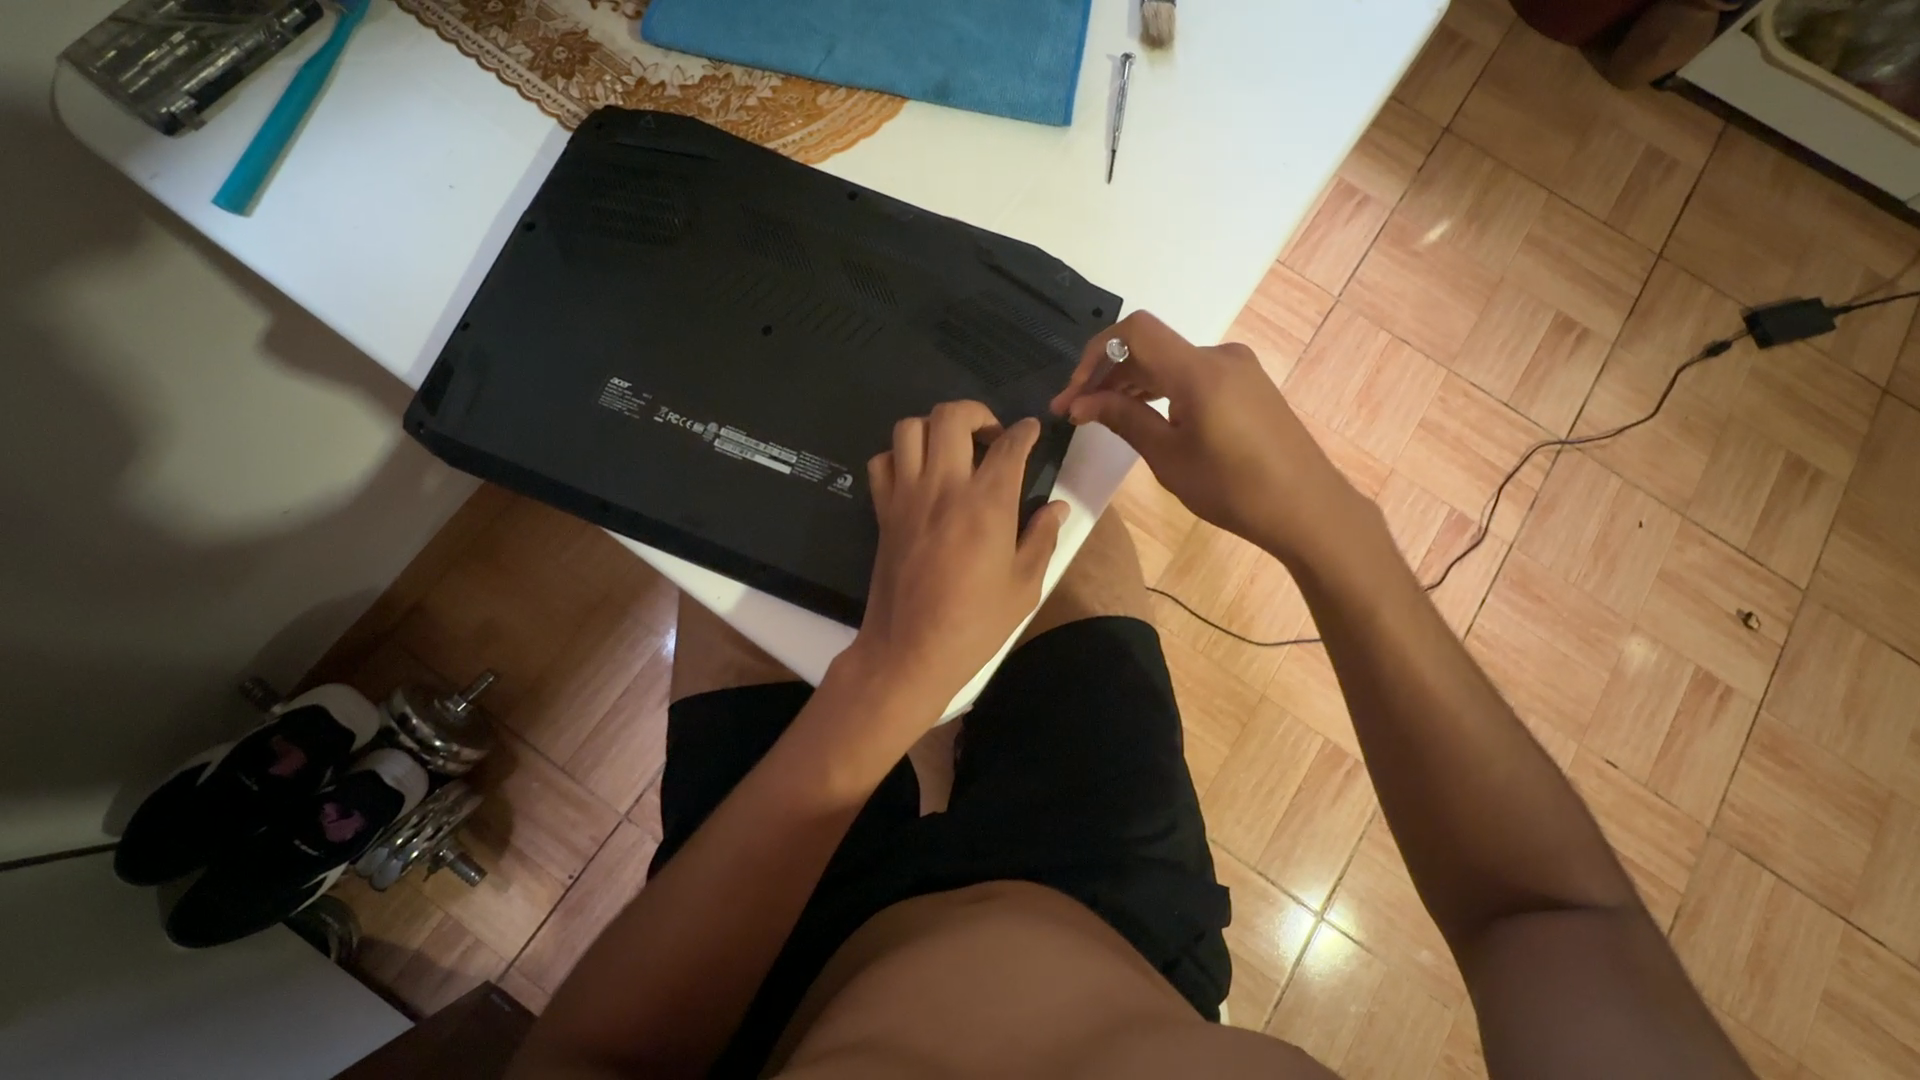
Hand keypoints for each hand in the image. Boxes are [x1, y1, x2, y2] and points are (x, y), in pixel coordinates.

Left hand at [850, 402, 1067, 711]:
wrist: (910, 651)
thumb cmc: (976, 624)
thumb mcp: (1025, 587)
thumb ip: (1042, 538)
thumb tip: (1056, 507)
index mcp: (987, 503)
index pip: (1009, 444)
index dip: (1025, 431)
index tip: (1032, 432)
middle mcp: (944, 486)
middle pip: (952, 416)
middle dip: (977, 413)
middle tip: (991, 438)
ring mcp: (907, 495)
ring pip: (910, 427)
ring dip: (934, 428)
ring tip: (952, 450)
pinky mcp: (883, 511)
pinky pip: (882, 462)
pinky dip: (899, 456)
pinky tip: (917, 475)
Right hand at [1049, 311, 1366, 564]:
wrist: (1308, 508)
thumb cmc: (1234, 489)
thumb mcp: (1169, 457)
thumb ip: (1124, 419)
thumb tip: (1081, 403)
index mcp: (1199, 370)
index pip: (1134, 332)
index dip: (1095, 354)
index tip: (1074, 394)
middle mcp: (1219, 356)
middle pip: (1149, 347)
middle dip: (1107, 375)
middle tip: (1076, 413)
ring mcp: (1237, 368)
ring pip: (1170, 361)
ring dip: (1132, 383)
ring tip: (1102, 416)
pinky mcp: (1247, 385)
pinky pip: (1192, 374)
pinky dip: (1161, 389)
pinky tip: (1144, 415)